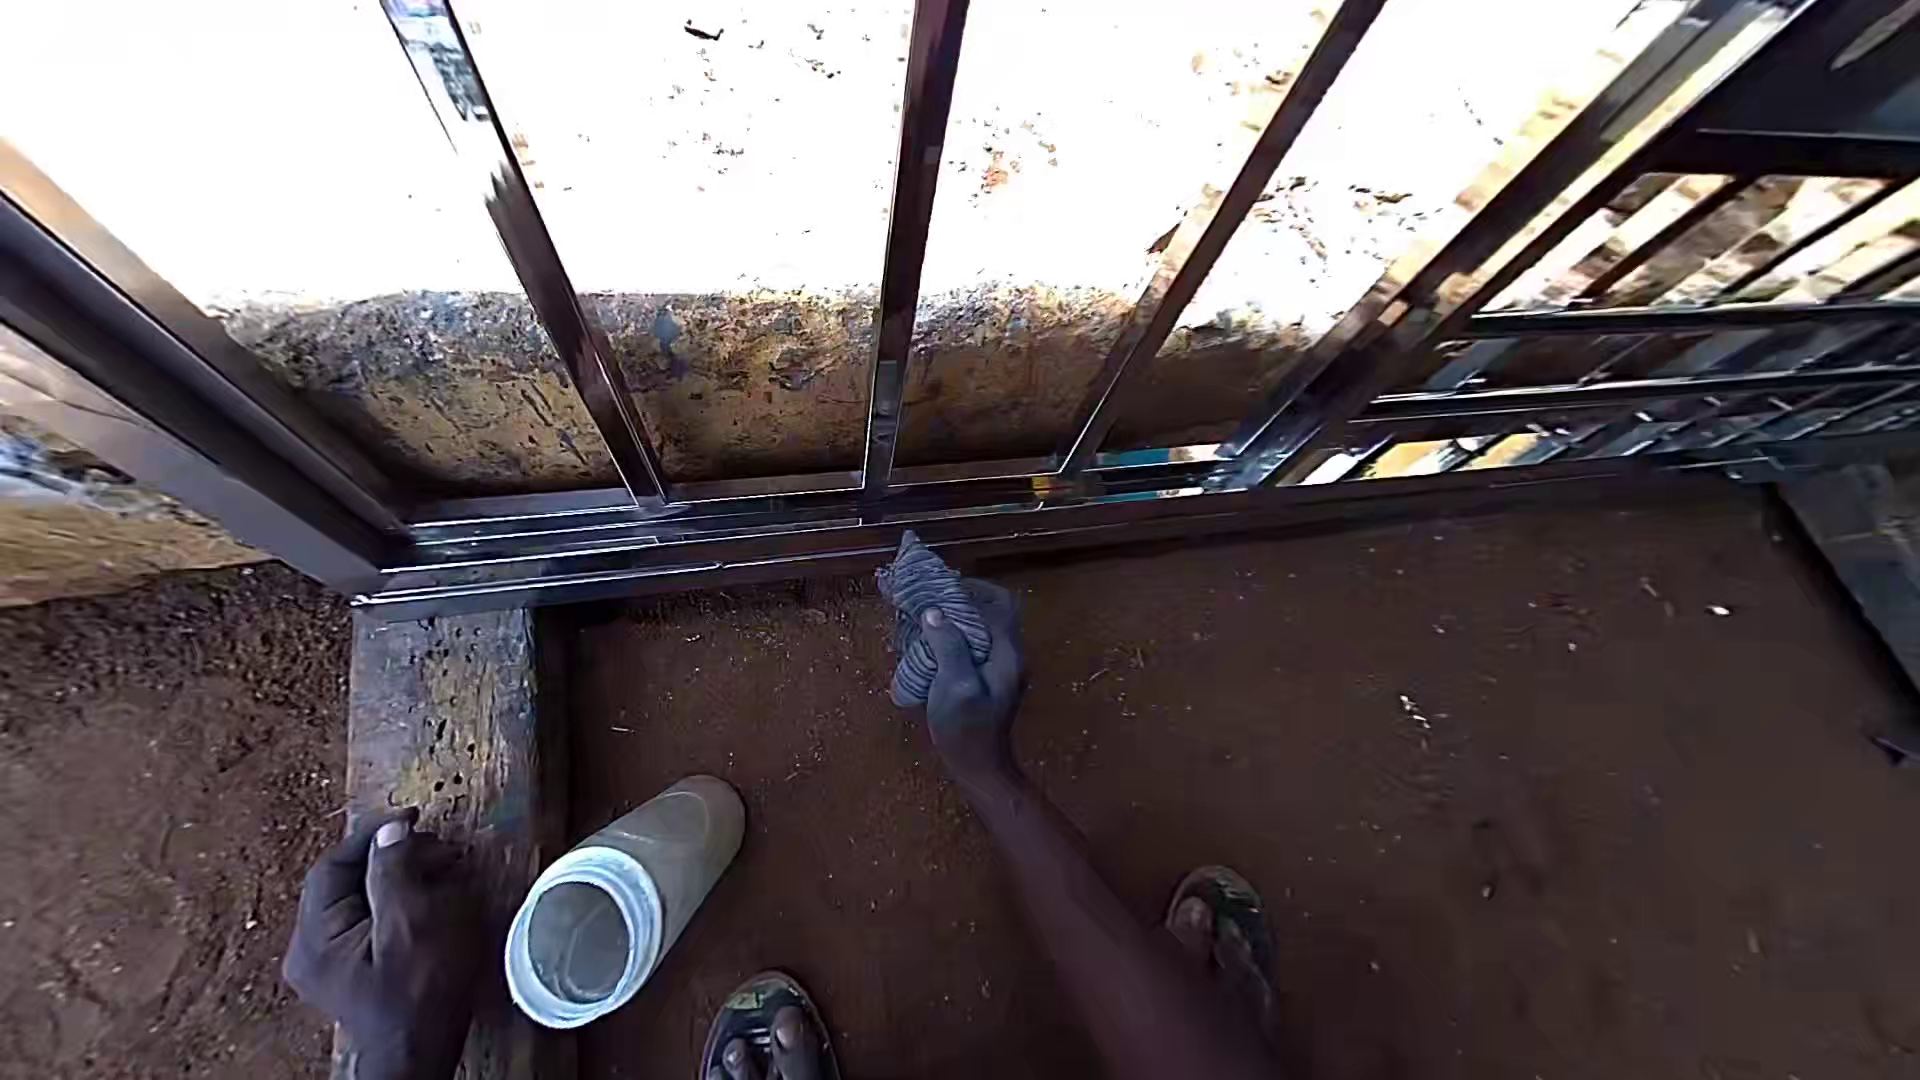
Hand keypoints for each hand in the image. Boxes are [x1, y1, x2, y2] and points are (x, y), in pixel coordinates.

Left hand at [283, 809, 480, 1079]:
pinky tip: (437, 895)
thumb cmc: (422, 983)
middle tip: (445, 849)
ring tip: (449, 869)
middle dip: (398, 855)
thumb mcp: (414, 921)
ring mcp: (333, 959)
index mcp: (318, 937)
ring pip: (365, 895)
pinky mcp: (357, 964)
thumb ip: (396, 874)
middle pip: (349, 880)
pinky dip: (405, 894)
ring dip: (407, 872)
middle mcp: (314, 947)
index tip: (416, 816)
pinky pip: (375, 913)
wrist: (422, 1045)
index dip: (374, 834)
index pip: (334, 867)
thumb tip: (390, 830)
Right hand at [920, 578, 1024, 790]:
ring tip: (927, 614)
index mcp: (1007, 653)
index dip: (972, 589)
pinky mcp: (988, 677)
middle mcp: (1009, 654)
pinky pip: (974, 644)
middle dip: (963, 599)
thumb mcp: (955, 686)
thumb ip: (949, 646)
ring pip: (983, 626)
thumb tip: (935, 611)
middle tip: (932, 596)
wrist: (979, 769)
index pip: (999, 604)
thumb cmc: (967, 730)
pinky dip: (955, 635)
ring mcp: (1000, 667)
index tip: (941, 586)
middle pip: (993, 611)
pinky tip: (931, 641)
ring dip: (958, 616)